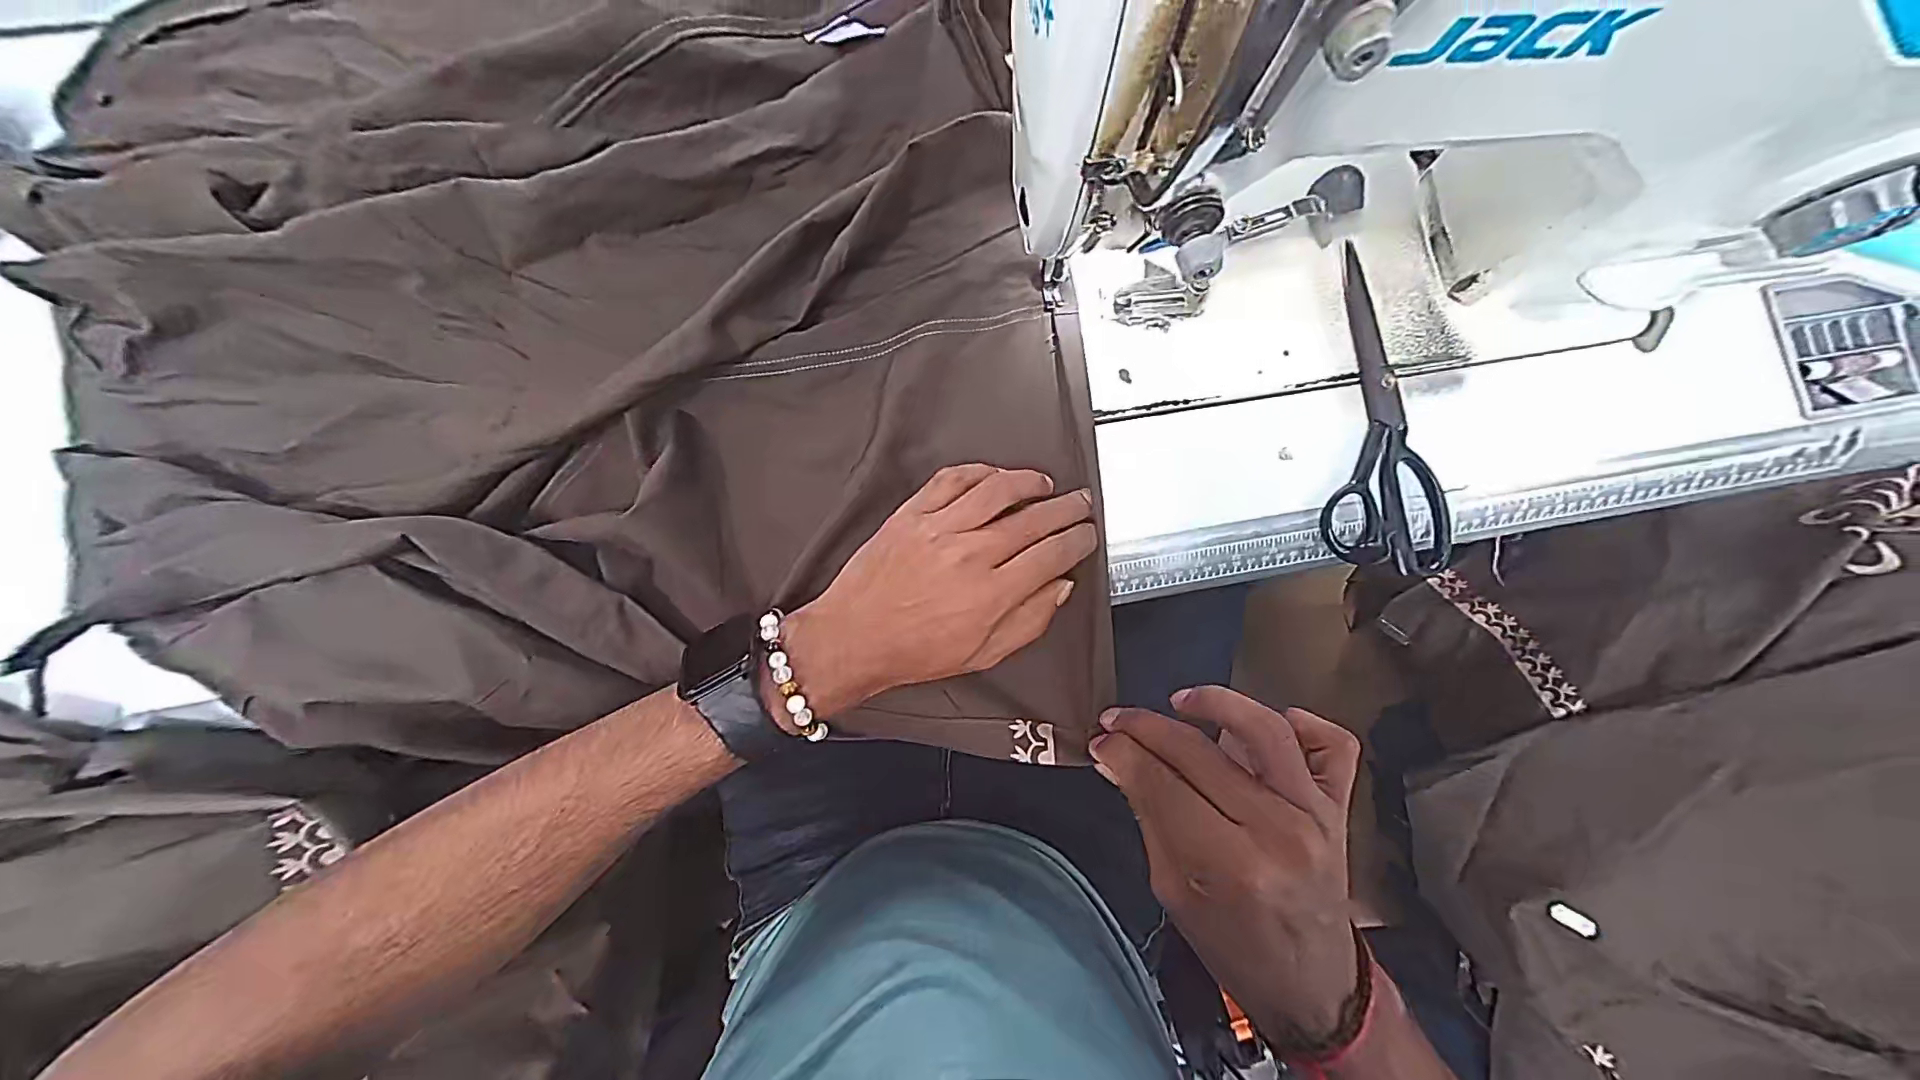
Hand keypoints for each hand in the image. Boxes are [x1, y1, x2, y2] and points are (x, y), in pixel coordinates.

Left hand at [779, 464, 1097, 719]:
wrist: (853, 637)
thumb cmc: (911, 650)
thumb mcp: (983, 654)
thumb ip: (1029, 620)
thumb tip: (1059, 588)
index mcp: (991, 593)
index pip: (1052, 554)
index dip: (1078, 540)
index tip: (1086, 534)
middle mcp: (969, 555)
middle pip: (1034, 518)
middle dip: (1067, 507)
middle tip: (1079, 503)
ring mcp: (939, 529)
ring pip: (998, 490)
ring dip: (1029, 482)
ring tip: (1043, 484)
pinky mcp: (912, 514)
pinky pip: (952, 479)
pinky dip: (979, 472)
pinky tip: (993, 475)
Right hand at [1090, 687, 1363, 1045]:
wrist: (1310, 985)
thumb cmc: (1234, 945)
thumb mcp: (1171, 889)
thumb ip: (1147, 814)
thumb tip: (1115, 756)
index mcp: (1228, 867)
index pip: (1159, 781)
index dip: (1121, 750)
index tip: (1102, 739)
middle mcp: (1277, 834)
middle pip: (1197, 751)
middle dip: (1145, 726)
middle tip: (1119, 721)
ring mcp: (1315, 817)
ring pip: (1264, 730)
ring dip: (1215, 702)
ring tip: (1182, 701)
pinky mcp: (1339, 808)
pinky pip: (1332, 745)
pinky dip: (1303, 723)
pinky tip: (1265, 729)